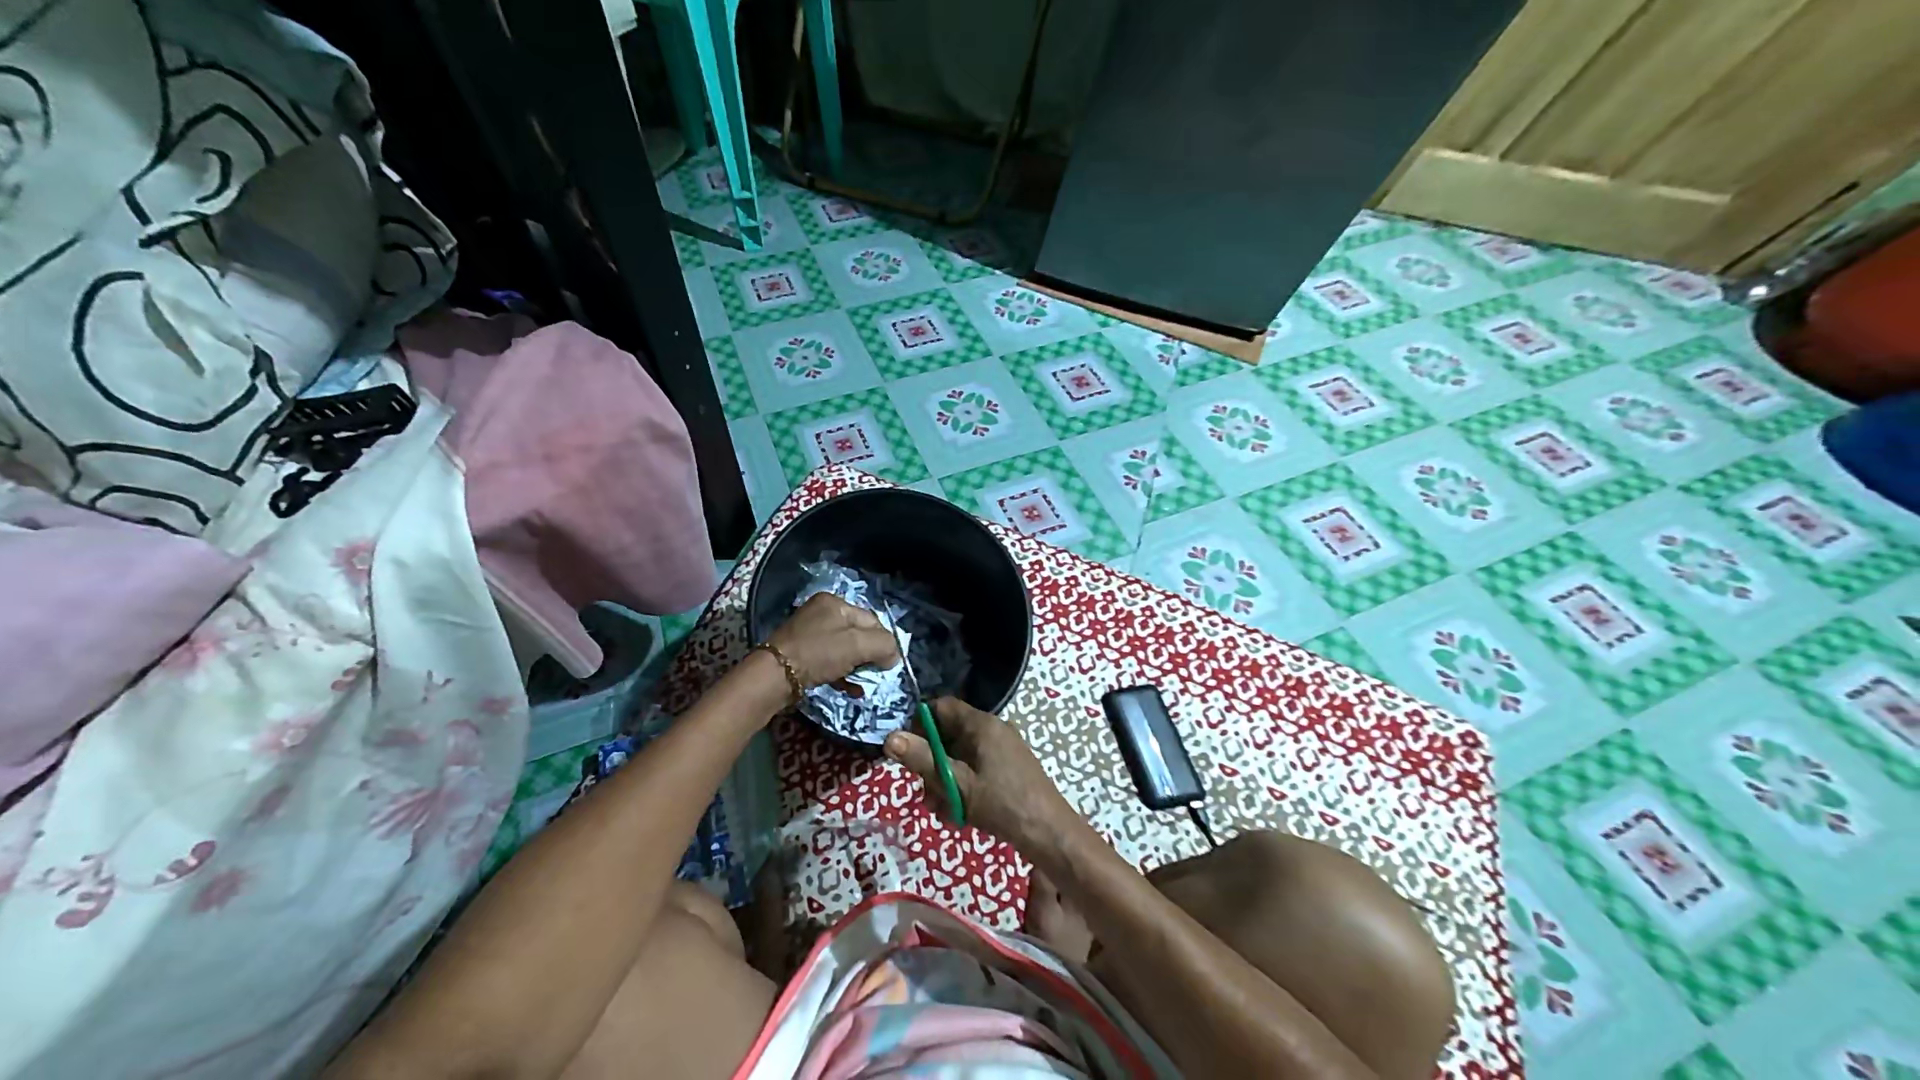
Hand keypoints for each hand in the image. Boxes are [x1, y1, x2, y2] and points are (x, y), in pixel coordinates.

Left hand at [764, 593, 901, 687]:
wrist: (773, 677)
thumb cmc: (818, 654)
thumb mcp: (857, 645)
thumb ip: (884, 645)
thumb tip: (894, 655)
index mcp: (835, 602)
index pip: (872, 620)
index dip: (884, 642)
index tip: (887, 664)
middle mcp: (821, 612)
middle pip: (859, 634)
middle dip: (869, 656)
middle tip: (872, 674)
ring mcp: (809, 632)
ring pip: (845, 649)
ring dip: (856, 667)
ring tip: (860, 684)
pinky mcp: (801, 653)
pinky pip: (830, 661)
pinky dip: (841, 673)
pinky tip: (848, 689)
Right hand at [885, 697, 1078, 844]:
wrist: (1049, 833)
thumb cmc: (1002, 804)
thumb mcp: (956, 783)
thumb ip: (923, 760)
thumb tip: (890, 738)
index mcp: (982, 724)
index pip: (942, 707)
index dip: (919, 723)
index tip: (906, 750)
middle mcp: (992, 730)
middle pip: (948, 733)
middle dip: (930, 761)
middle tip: (923, 790)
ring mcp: (1001, 750)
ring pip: (959, 756)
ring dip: (944, 780)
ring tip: (940, 808)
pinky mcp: (1006, 769)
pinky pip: (974, 769)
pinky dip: (961, 786)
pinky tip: (956, 813)